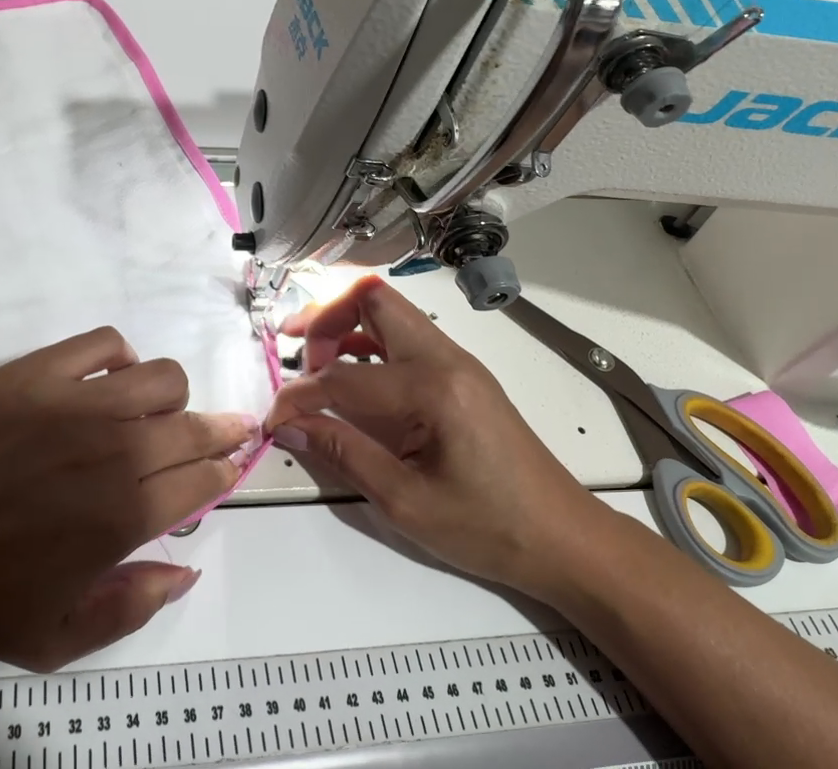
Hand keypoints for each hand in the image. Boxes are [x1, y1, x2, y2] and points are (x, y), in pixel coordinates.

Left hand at [0, 327, 256, 670]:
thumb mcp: (53, 639)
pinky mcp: (37, 370)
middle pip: (194, 425)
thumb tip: (186, 571)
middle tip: (215, 435)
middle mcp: (115, 451)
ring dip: (170, 397)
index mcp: (125, 516)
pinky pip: (105, 343)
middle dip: (217, 432)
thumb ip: (132, 608)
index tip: (222, 469)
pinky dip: (119, 358)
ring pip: (162, 376)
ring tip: (150, 415)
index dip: (222, 472)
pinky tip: (104, 383)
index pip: (204, 479)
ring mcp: (76, 402)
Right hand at [264, 276, 602, 595]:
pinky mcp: (462, 375)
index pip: (343, 376)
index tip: (274, 421)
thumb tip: (288, 426)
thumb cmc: (488, 528)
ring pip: (390, 311)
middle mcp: (446, 359)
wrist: (563, 538)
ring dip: (346, 324)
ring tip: (312, 360)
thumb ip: (342, 453)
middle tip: (294, 350)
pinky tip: (350, 376)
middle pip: (373, 298)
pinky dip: (369, 343)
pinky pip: (405, 338)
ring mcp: (458, 362)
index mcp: (433, 388)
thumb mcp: (405, 500)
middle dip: (324, 316)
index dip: (299, 397)